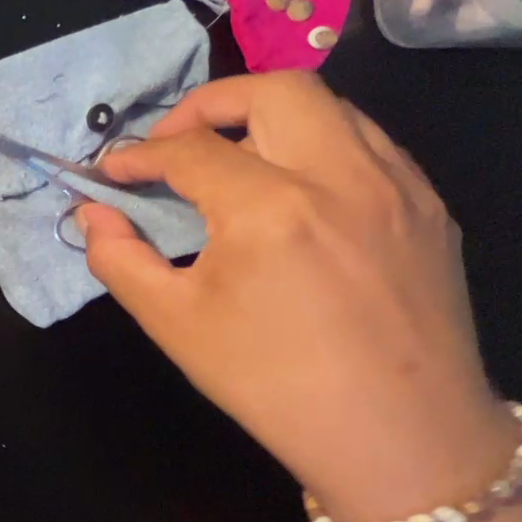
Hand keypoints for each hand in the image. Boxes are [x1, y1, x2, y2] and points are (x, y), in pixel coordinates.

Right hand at [78, 72, 518, 521]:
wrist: (396, 431)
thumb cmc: (265, 377)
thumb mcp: (168, 320)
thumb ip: (118, 256)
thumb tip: (92, 214)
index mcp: (268, 208)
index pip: (189, 149)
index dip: (136, 155)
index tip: (108, 172)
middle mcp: (341, 177)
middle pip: (275, 90)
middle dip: (207, 103)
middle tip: (170, 141)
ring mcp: (397, 187)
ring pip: (331, 107)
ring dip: (265, 118)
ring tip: (226, 158)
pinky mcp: (429, 207)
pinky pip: (367, 144)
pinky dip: (313, 145)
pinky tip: (286, 191)